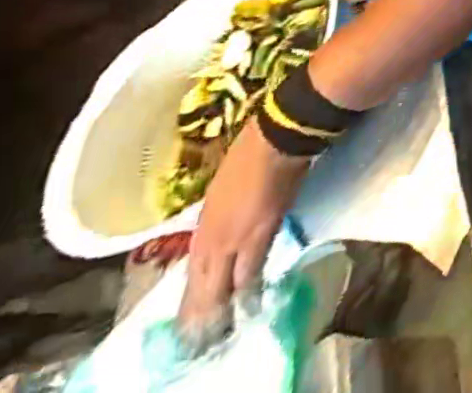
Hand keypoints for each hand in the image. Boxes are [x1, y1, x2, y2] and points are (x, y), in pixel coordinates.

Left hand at [177, 119, 310, 337]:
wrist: (279, 136)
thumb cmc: (252, 152)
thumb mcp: (227, 188)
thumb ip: (228, 214)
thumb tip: (237, 228)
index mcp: (204, 226)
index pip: (195, 271)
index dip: (193, 296)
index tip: (192, 318)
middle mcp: (213, 238)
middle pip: (203, 284)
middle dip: (204, 310)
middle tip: (202, 337)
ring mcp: (236, 235)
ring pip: (224, 282)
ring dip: (223, 304)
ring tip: (223, 327)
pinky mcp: (263, 230)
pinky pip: (250, 267)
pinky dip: (247, 285)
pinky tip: (249, 299)